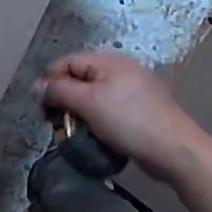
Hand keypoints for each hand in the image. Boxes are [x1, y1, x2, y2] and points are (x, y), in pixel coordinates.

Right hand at [37, 52, 201, 180]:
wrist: (174, 150)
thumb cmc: (128, 121)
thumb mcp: (88, 103)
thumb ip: (59, 91)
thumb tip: (37, 85)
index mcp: (109, 61)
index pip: (67, 62)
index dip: (50, 81)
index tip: (40, 106)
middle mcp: (121, 70)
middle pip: (79, 78)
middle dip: (63, 99)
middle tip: (55, 121)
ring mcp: (132, 90)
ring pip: (93, 96)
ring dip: (79, 113)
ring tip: (73, 131)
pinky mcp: (139, 110)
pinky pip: (108, 109)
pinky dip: (96, 120)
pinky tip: (95, 135)